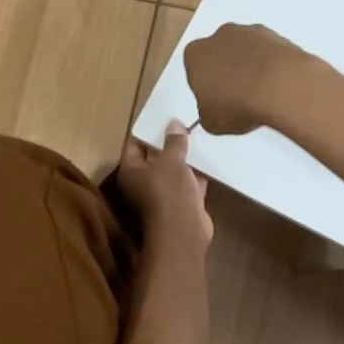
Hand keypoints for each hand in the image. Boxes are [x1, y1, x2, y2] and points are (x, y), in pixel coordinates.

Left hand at [119, 121, 211, 248]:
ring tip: (199, 131)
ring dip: (186, 155)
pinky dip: (199, 171)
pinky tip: (211, 154)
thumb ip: (173, 141)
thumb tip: (174, 123)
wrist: (184, 230)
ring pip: (175, 169)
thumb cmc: (168, 191)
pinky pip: (191, 181)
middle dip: (169, 140)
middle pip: (155, 156)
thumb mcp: (170, 160)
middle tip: (184, 119)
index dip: (147, 128)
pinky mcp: (184, 202)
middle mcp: (144, 182)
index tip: (161, 113)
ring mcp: (165, 193)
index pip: (134, 144)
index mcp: (131, 171)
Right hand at [184, 24, 313, 135]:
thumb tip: (214, 113)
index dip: (205, 86)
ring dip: (250, 67)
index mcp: (195, 54)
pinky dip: (271, 65)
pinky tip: (275, 85)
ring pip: (245, 50)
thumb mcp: (211, 122)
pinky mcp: (275, 35)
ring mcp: (249, 32)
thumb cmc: (238, 102)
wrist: (279, 86)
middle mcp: (219, 36)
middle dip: (227, 71)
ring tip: (259, 93)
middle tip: (237, 96)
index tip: (216, 100)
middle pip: (220, 54)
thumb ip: (207, 112)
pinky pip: (268, 52)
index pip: (195, 69)